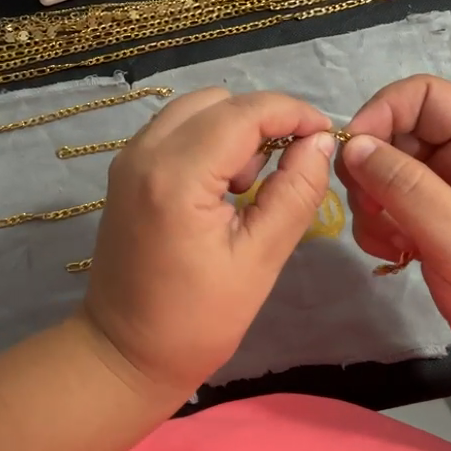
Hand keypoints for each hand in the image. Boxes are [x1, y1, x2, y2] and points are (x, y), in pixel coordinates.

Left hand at [81, 89, 335, 397]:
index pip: (243, 113)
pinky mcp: (126, 166)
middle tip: (286, 168)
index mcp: (176, 176)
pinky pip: (175, 126)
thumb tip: (320, 142)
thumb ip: (294, 194)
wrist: (122, 350)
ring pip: (194, 108)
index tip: (327, 133)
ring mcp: (129, 155)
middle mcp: (145, 150)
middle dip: (262, 120)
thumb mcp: (258, 262)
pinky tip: (220, 185)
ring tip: (249, 185)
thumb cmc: (195, 321)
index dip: (292, 112)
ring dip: (233, 126)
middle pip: (218, 101)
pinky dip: (207, 136)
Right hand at [335, 75, 450, 391]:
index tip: (353, 151)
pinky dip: (378, 223)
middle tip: (369, 207)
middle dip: (372, 164)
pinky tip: (394, 253)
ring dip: (372, 199)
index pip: (426, 95)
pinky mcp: (434, 221)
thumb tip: (352, 144)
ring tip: (390, 239)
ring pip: (385, 167)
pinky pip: (387, 202)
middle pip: (398, 130)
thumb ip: (408, 189)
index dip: (384, 110)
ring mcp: (450, 192)